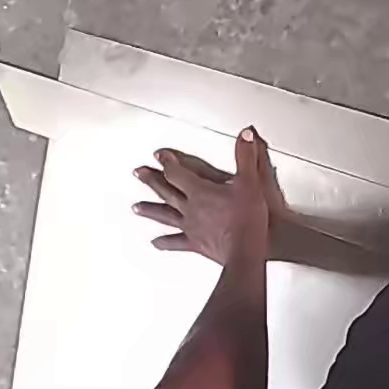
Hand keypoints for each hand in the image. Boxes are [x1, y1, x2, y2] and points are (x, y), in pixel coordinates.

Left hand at [133, 127, 283, 264]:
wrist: (245, 252)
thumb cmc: (247, 220)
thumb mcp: (251, 182)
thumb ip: (246, 156)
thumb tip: (245, 135)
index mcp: (201, 191)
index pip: (177, 173)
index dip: (168, 162)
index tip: (160, 155)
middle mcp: (191, 209)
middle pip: (165, 191)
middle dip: (152, 180)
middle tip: (139, 173)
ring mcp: (191, 228)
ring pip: (165, 215)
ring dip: (150, 209)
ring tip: (136, 207)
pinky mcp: (197, 244)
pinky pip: (176, 242)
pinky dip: (165, 242)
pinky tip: (156, 242)